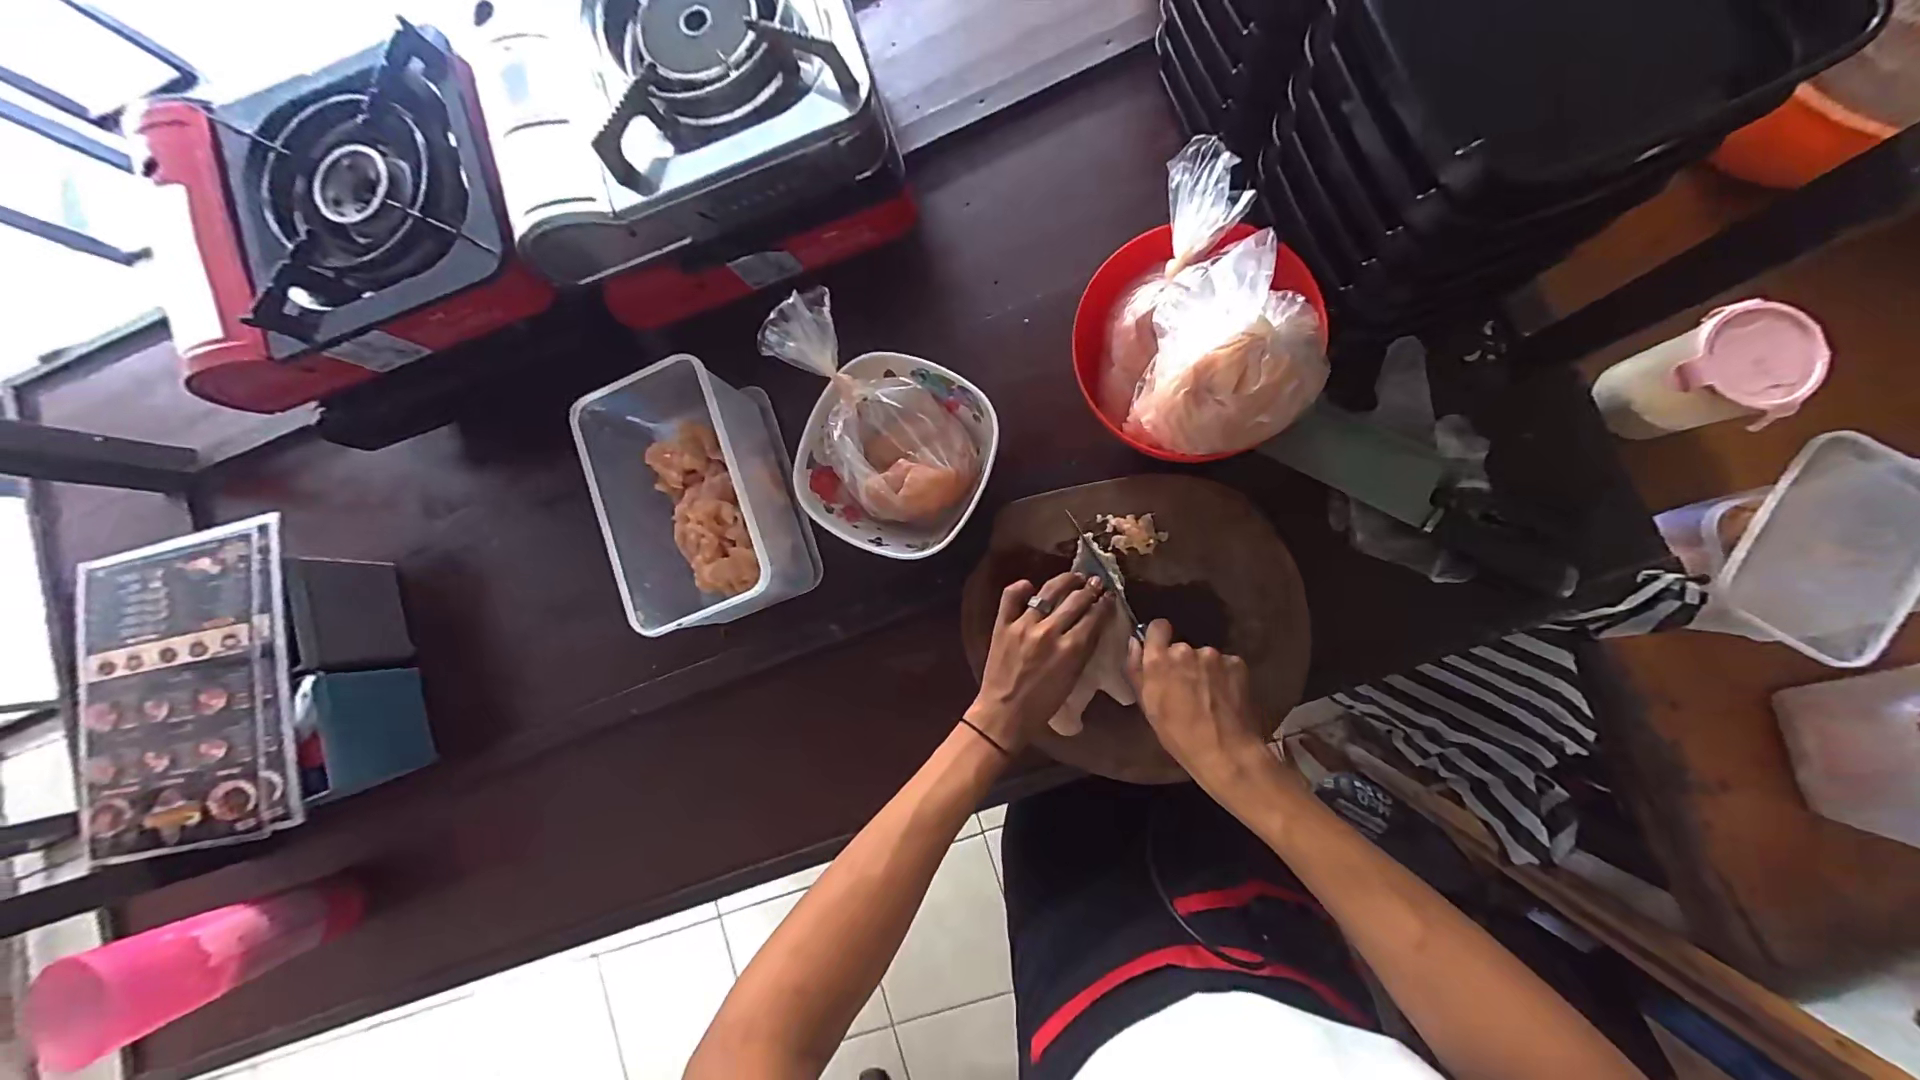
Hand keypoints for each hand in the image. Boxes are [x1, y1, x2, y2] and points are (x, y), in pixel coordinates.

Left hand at [966, 573, 1111, 751]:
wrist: (1005, 713)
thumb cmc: (1043, 703)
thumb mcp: (1072, 678)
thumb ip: (1083, 650)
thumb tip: (1094, 625)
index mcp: (1071, 649)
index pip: (1094, 616)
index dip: (1105, 603)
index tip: (1109, 596)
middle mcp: (1049, 631)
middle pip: (1076, 600)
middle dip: (1090, 588)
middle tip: (1096, 582)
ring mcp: (1024, 625)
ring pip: (1048, 592)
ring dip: (1065, 581)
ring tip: (1073, 577)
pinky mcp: (1002, 625)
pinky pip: (1011, 597)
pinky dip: (1021, 587)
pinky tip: (1029, 585)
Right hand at [1127, 620, 1271, 789]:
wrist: (1226, 752)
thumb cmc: (1178, 735)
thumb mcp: (1148, 706)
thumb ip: (1136, 670)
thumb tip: (1134, 642)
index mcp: (1158, 660)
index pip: (1157, 627)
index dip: (1160, 637)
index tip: (1162, 652)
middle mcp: (1185, 650)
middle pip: (1182, 648)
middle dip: (1184, 663)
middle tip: (1188, 689)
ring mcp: (1213, 656)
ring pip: (1205, 658)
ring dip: (1205, 671)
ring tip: (1210, 698)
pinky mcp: (1237, 663)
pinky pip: (1227, 665)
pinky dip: (1226, 677)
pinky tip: (1227, 698)